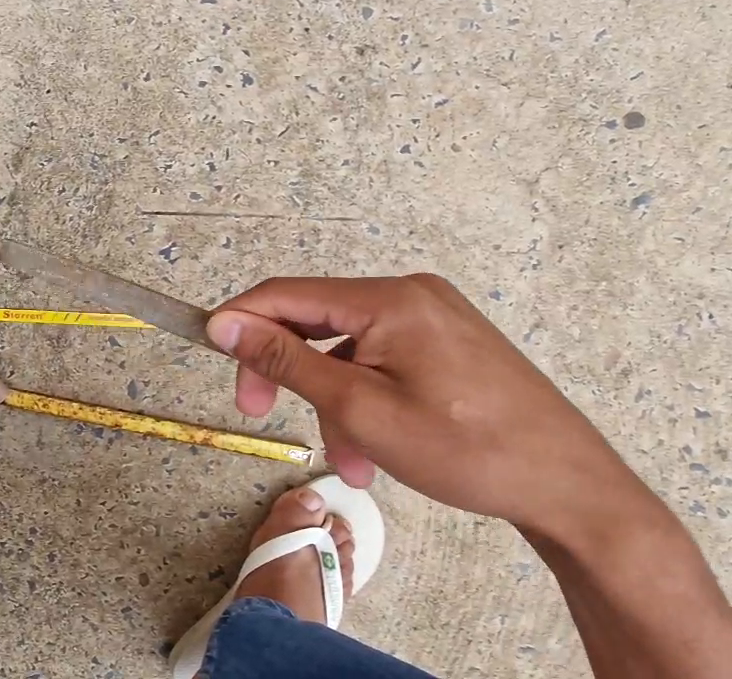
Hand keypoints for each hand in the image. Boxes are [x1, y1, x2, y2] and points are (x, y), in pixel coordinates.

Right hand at [207, 274, 638, 537]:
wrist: (581, 498)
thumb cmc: (470, 452)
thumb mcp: (358, 408)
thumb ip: (283, 359)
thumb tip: (221, 323)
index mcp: (389, 299)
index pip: (283, 294)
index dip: (238, 321)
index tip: (209, 354)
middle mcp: (409, 295)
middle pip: (312, 320)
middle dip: (285, 370)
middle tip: (258, 409)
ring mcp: (433, 317)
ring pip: (343, 348)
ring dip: (329, 399)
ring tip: (349, 459)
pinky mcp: (447, 342)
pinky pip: (377, 359)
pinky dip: (362, 397)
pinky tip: (373, 446)